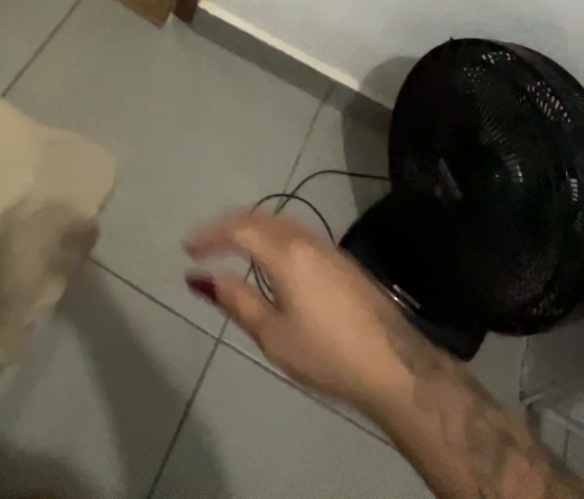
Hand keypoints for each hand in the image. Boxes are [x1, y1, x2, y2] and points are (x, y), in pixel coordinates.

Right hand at [183, 209, 419, 414]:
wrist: (396, 367)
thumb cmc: (327, 354)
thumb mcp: (273, 335)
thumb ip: (237, 300)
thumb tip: (203, 278)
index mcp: (286, 254)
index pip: (239, 229)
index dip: (210, 235)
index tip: (187, 250)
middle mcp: (307, 241)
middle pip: (260, 217)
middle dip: (228, 226)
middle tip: (205, 245)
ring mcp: (329, 249)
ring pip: (281, 222)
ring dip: (252, 228)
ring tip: (231, 249)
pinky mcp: (342, 263)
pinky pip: (297, 234)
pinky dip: (272, 236)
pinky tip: (269, 262)